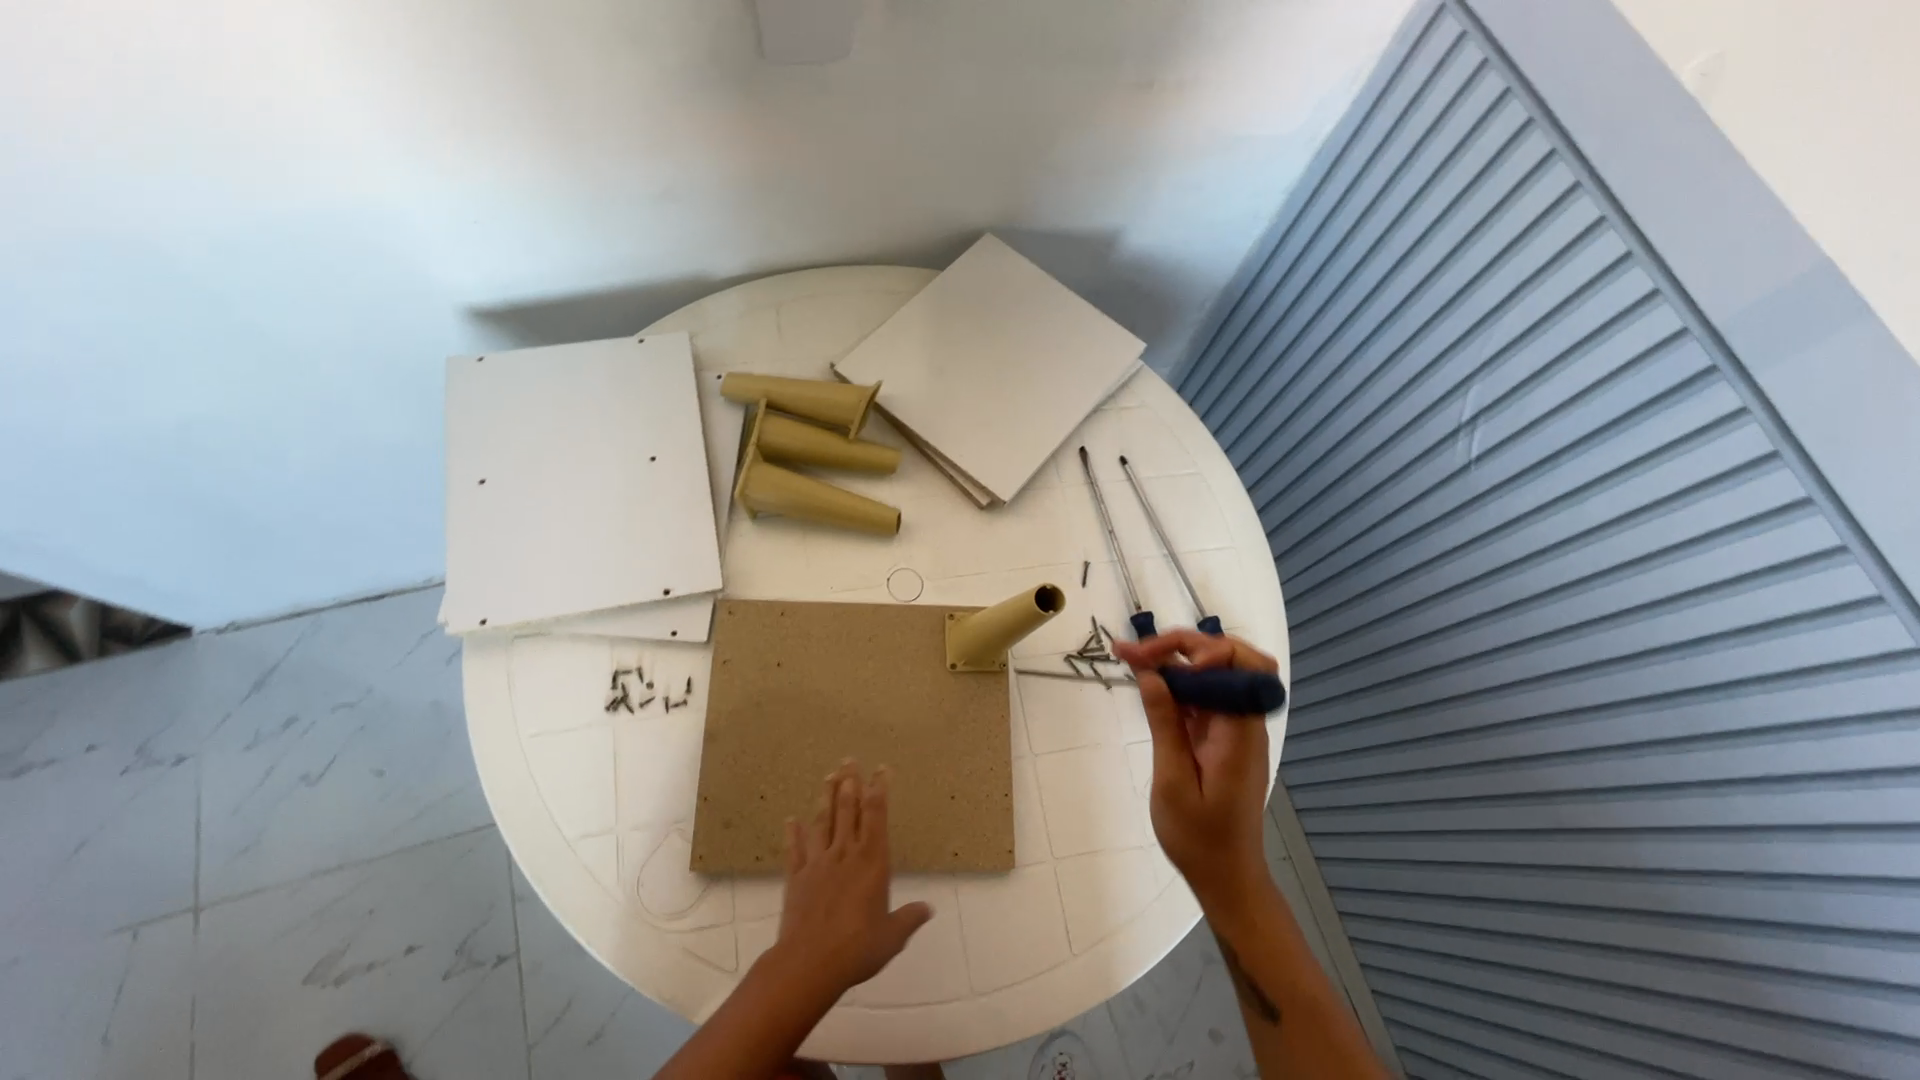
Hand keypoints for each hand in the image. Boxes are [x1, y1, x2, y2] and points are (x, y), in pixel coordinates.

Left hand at [768, 761, 932, 997]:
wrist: (809, 963)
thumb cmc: (858, 948)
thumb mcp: (892, 936)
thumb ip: (909, 918)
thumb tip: (927, 908)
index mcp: (872, 863)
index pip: (876, 817)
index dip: (879, 791)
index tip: (880, 770)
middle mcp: (845, 855)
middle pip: (848, 811)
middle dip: (850, 783)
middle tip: (849, 760)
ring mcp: (817, 864)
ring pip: (822, 823)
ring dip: (826, 798)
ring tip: (828, 777)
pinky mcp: (796, 878)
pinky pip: (794, 850)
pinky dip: (793, 833)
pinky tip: (790, 819)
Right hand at [1113, 630, 1277, 911]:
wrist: (1227, 876)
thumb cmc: (1200, 837)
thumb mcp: (1173, 781)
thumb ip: (1165, 724)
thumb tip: (1151, 674)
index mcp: (1240, 730)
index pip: (1240, 664)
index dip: (1203, 650)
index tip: (1159, 661)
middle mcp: (1243, 721)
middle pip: (1228, 659)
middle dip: (1183, 646)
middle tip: (1135, 652)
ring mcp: (1234, 728)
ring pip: (1214, 674)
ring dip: (1176, 660)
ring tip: (1132, 657)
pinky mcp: (1221, 738)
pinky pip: (1204, 697)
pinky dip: (1177, 684)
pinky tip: (1148, 682)